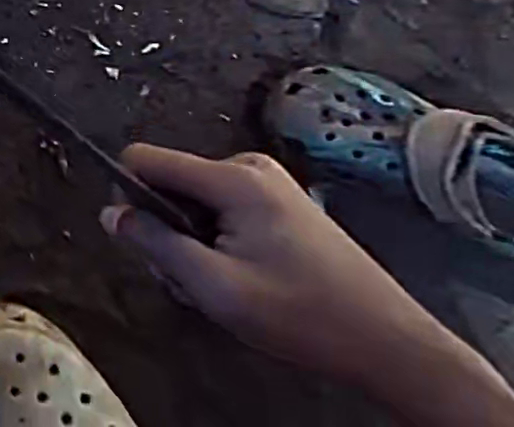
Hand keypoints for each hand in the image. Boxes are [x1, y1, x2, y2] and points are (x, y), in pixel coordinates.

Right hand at [101, 146, 513, 425]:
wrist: (405, 355)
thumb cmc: (307, 318)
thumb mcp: (217, 288)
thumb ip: (154, 243)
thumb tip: (109, 214)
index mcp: (231, 178)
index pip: (141, 158)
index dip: (129, 194)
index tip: (149, 239)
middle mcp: (247, 166)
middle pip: (166, 180)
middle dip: (166, 225)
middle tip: (194, 275)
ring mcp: (268, 182)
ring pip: (189, 196)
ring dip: (190, 236)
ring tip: (222, 281)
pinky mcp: (281, 201)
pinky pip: (217, 204)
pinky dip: (214, 237)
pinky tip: (242, 274)